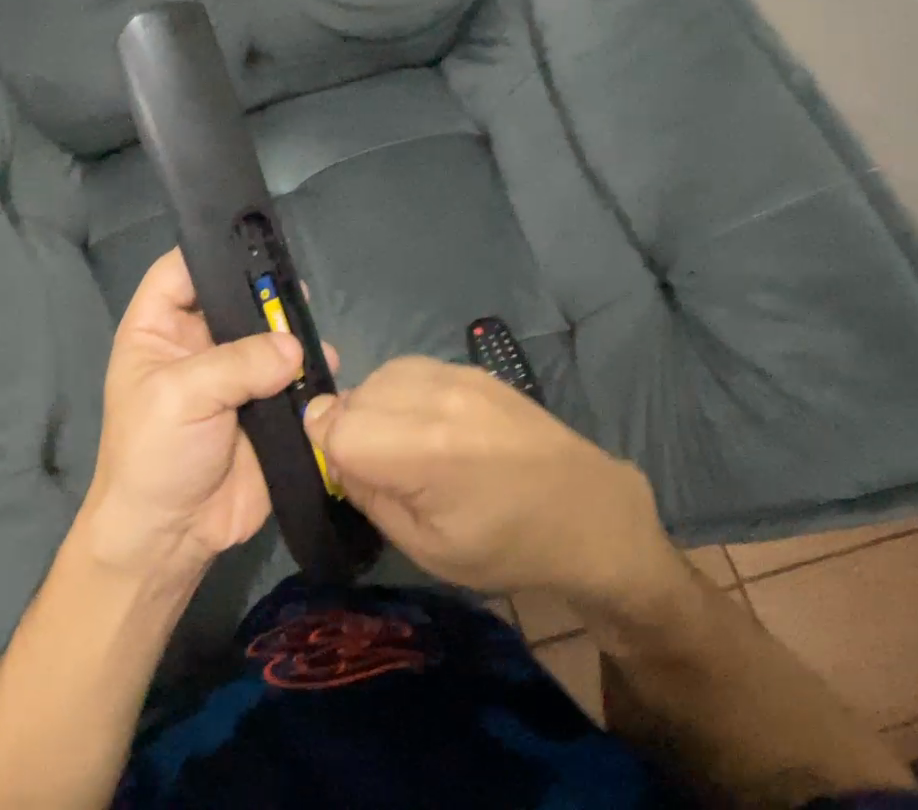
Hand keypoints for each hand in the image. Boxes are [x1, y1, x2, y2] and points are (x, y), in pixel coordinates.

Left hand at [80, 248, 334, 578]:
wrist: (172, 535)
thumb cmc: (155, 455)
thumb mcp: (181, 397)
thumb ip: (237, 363)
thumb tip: (295, 347)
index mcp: (159, 331)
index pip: (180, 272)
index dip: (210, 252)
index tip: (254, 242)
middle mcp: (198, 345)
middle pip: (235, 299)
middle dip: (266, 294)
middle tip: (300, 294)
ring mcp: (235, 378)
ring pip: (271, 337)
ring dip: (294, 334)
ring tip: (315, 338)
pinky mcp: (267, 409)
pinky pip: (293, 379)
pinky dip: (311, 372)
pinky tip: (327, 368)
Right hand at [303, 357, 688, 614]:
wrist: (588, 514)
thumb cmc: (507, 546)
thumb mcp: (426, 548)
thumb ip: (370, 497)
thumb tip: (334, 456)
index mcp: (426, 452)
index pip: (335, 426)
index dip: (328, 450)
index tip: (348, 474)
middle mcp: (438, 401)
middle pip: (352, 396)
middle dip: (349, 429)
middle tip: (377, 466)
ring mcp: (458, 377)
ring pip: (377, 377)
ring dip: (372, 407)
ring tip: (400, 442)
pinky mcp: (473, 370)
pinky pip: (409, 369)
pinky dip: (399, 393)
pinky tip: (422, 422)